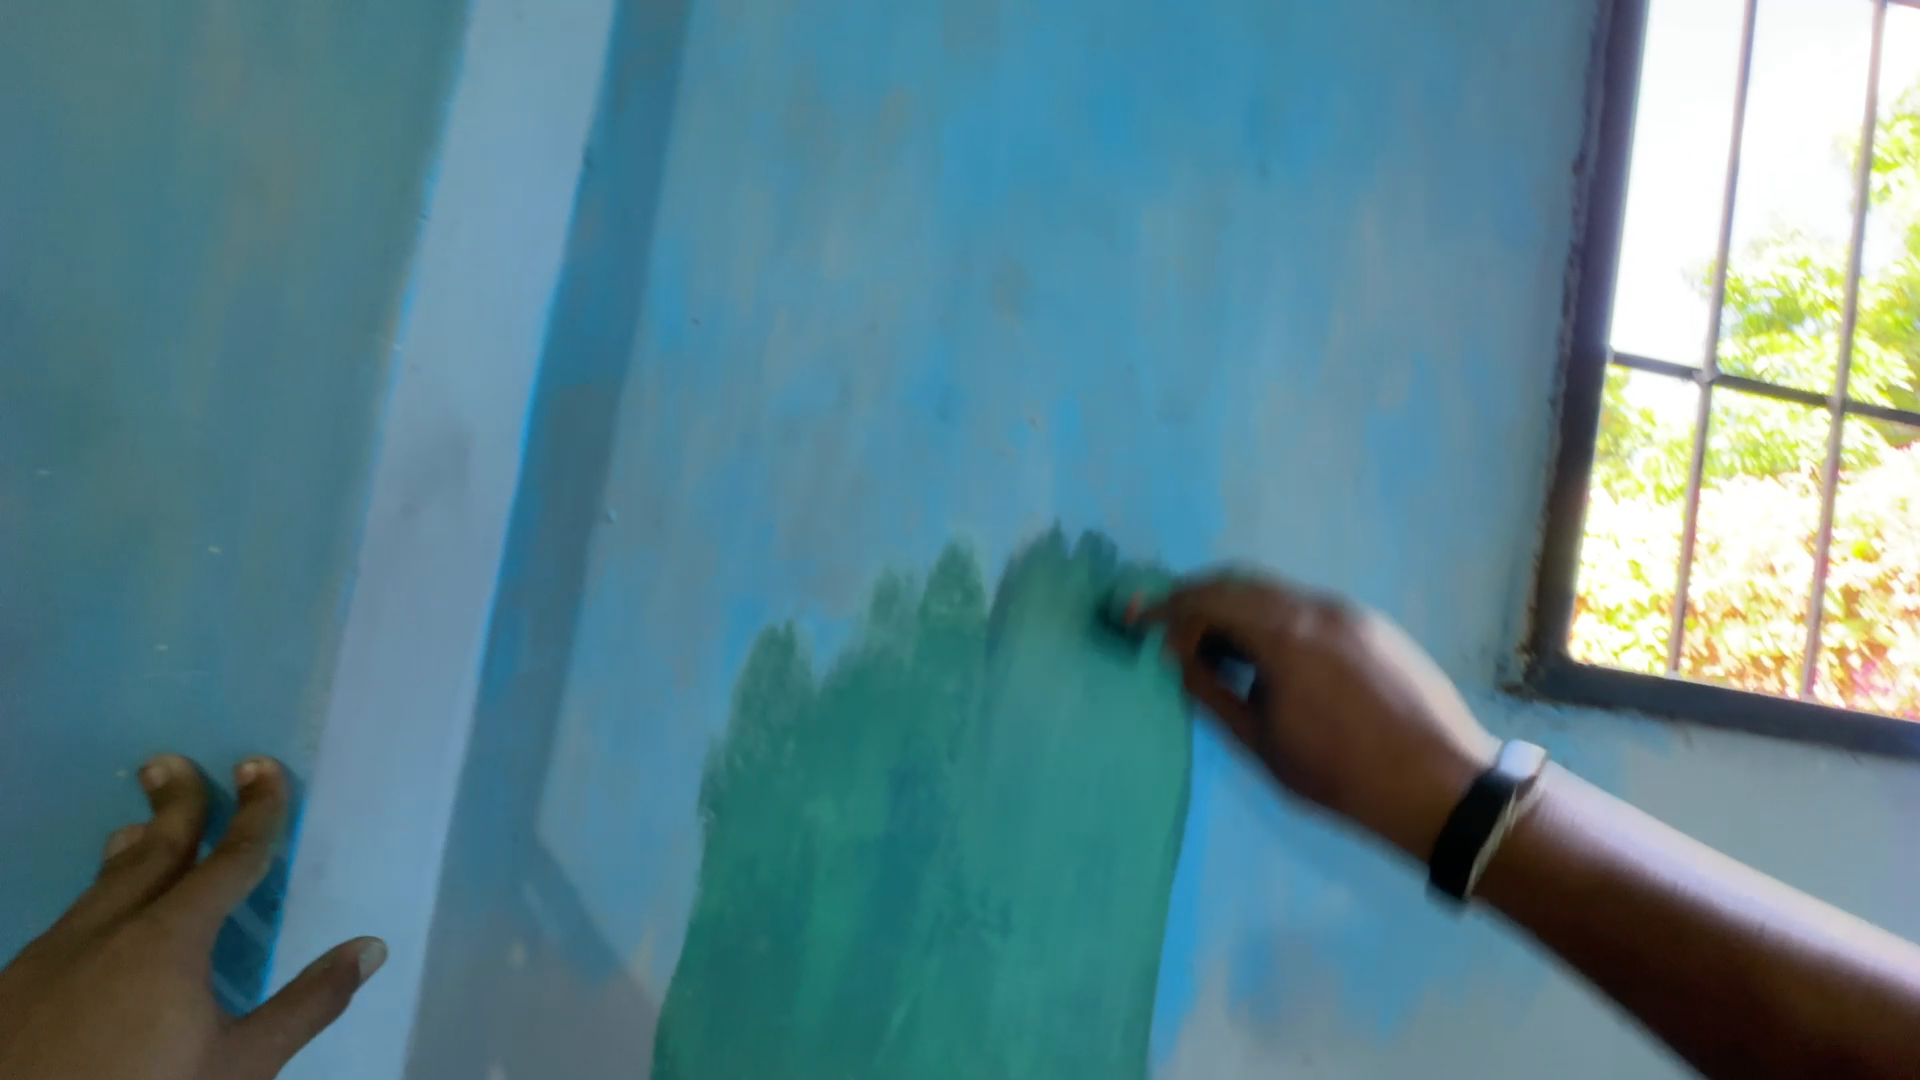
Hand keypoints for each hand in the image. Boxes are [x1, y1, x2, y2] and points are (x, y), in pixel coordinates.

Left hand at [0, 754, 382, 1078]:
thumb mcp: (237, 1067)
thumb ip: (306, 1003)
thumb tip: (372, 947)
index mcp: (165, 942)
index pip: (227, 859)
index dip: (255, 811)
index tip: (261, 767)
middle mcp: (98, 939)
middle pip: (148, 857)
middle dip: (171, 807)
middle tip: (167, 762)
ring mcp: (36, 971)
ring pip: (96, 894)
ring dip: (129, 855)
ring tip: (137, 829)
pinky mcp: (1, 1002)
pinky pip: (63, 930)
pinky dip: (94, 900)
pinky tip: (93, 920)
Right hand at [1137, 573, 1498, 858]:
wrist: (1446, 788)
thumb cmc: (1340, 775)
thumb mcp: (1260, 742)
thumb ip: (1210, 692)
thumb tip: (1176, 655)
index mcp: (1283, 636)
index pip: (1207, 601)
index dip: (1166, 609)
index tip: (1139, 621)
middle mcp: (1314, 608)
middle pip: (1237, 583)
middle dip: (1194, 599)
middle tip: (1168, 624)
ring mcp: (1347, 613)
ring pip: (1272, 592)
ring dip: (1233, 607)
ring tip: (1213, 644)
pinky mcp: (1370, 625)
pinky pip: (1303, 606)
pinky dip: (1268, 617)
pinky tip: (1266, 654)